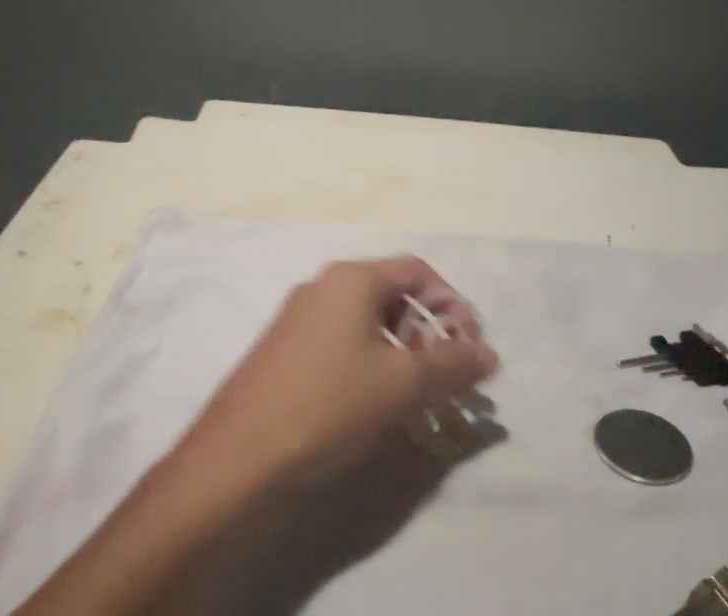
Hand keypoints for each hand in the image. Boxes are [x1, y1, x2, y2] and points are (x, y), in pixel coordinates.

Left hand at [178, 255, 498, 489]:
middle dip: (429, 331)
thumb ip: (451, 365)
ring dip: (401, 350)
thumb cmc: (328, 405)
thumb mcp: (401, 385)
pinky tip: (374, 403)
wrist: (238, 455)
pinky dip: (370, 362)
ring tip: (417, 394)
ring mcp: (297, 318)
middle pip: (392, 294)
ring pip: (366, 322)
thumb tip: (489, 355)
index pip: (417, 272)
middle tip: (447, 375)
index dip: (453, 305)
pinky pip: (341, 342)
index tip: (472, 349)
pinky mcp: (284, 350)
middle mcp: (321, 287)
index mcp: (350, 280)